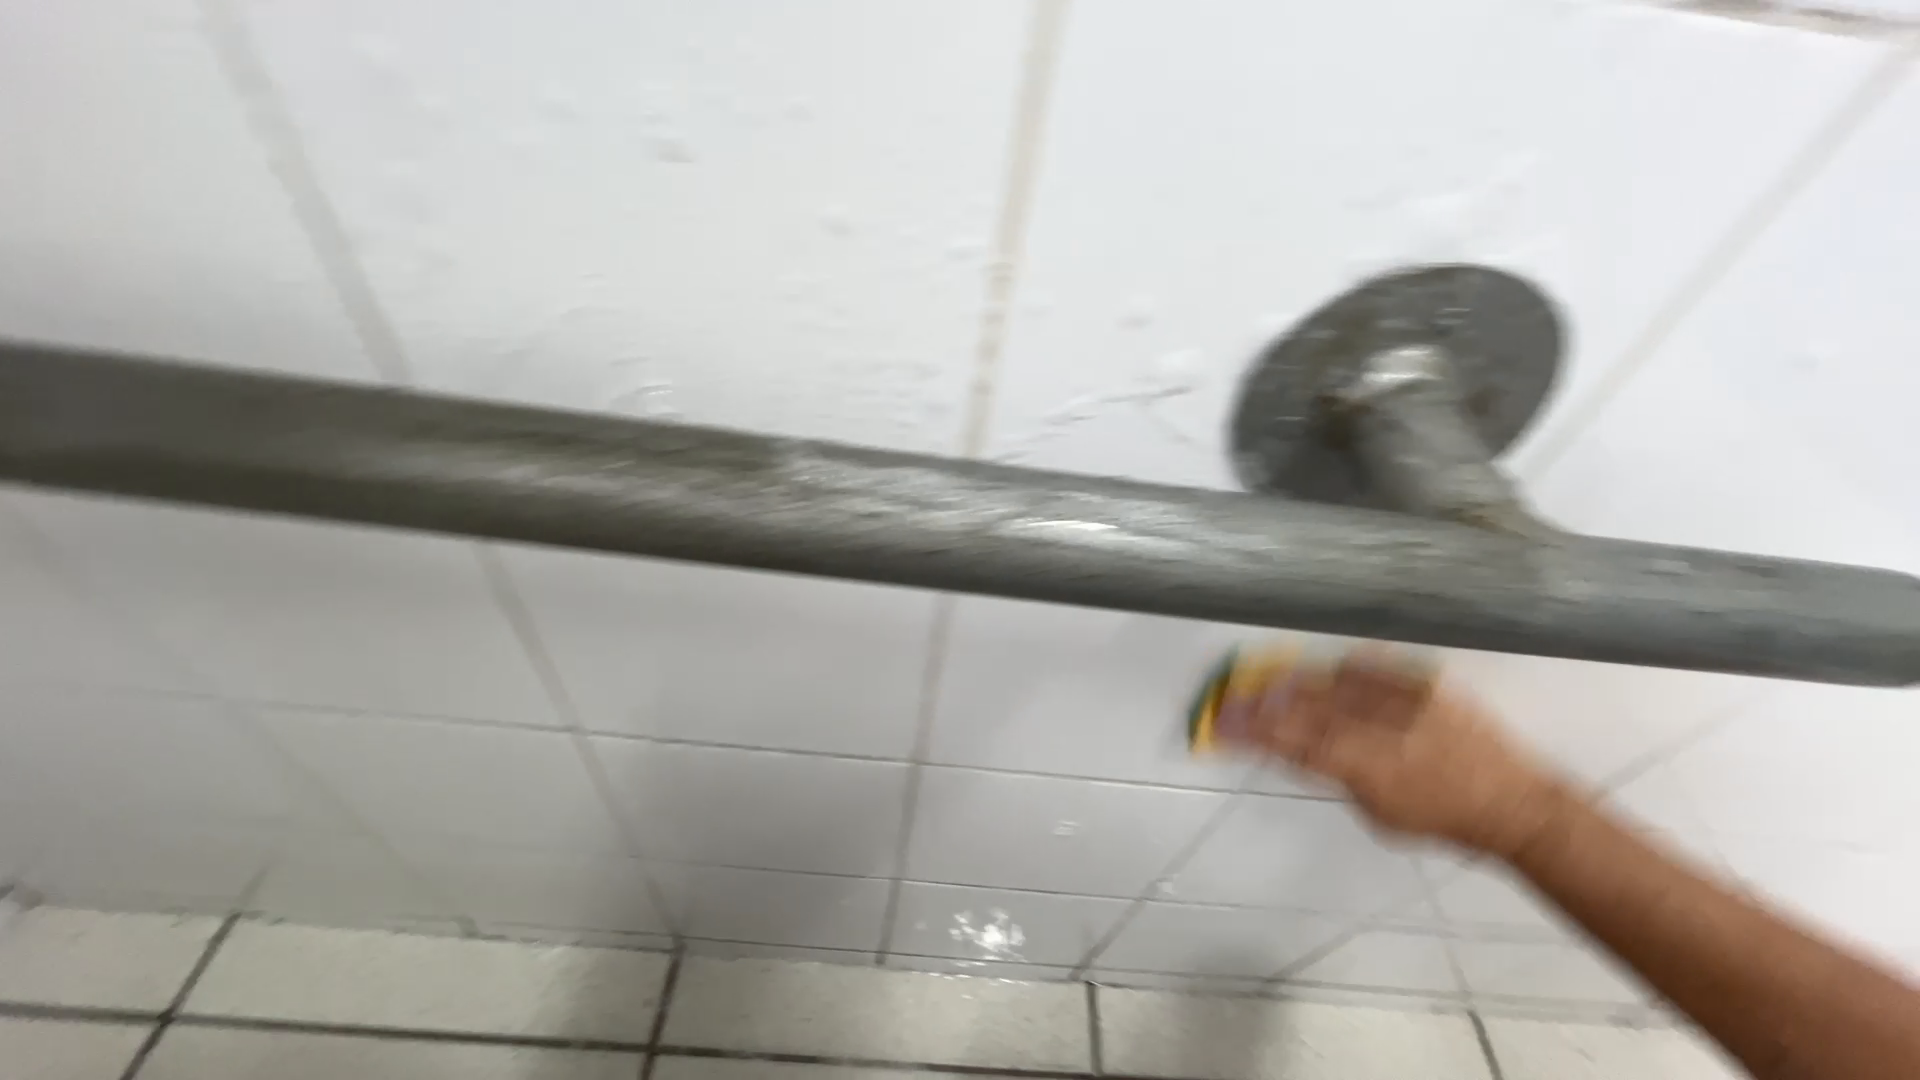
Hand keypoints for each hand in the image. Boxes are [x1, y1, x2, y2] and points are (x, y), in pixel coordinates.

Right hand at [1236, 650, 1571, 855]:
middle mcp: (1382, 730)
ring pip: (1334, 683)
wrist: (1517, 805)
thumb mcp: (1378, 814)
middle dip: (1262, 702)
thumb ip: (1336, 776)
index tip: (1222, 725)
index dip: (1253, 732)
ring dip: (1295, 681)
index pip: (1293, 743)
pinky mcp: (1428, 684)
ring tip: (1266, 679)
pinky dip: (1343, 667)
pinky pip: (1374, 667)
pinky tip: (1324, 668)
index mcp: (1366, 768)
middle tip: (1231, 697)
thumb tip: (1302, 749)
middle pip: (1306, 708)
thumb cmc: (1444, 822)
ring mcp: (1406, 702)